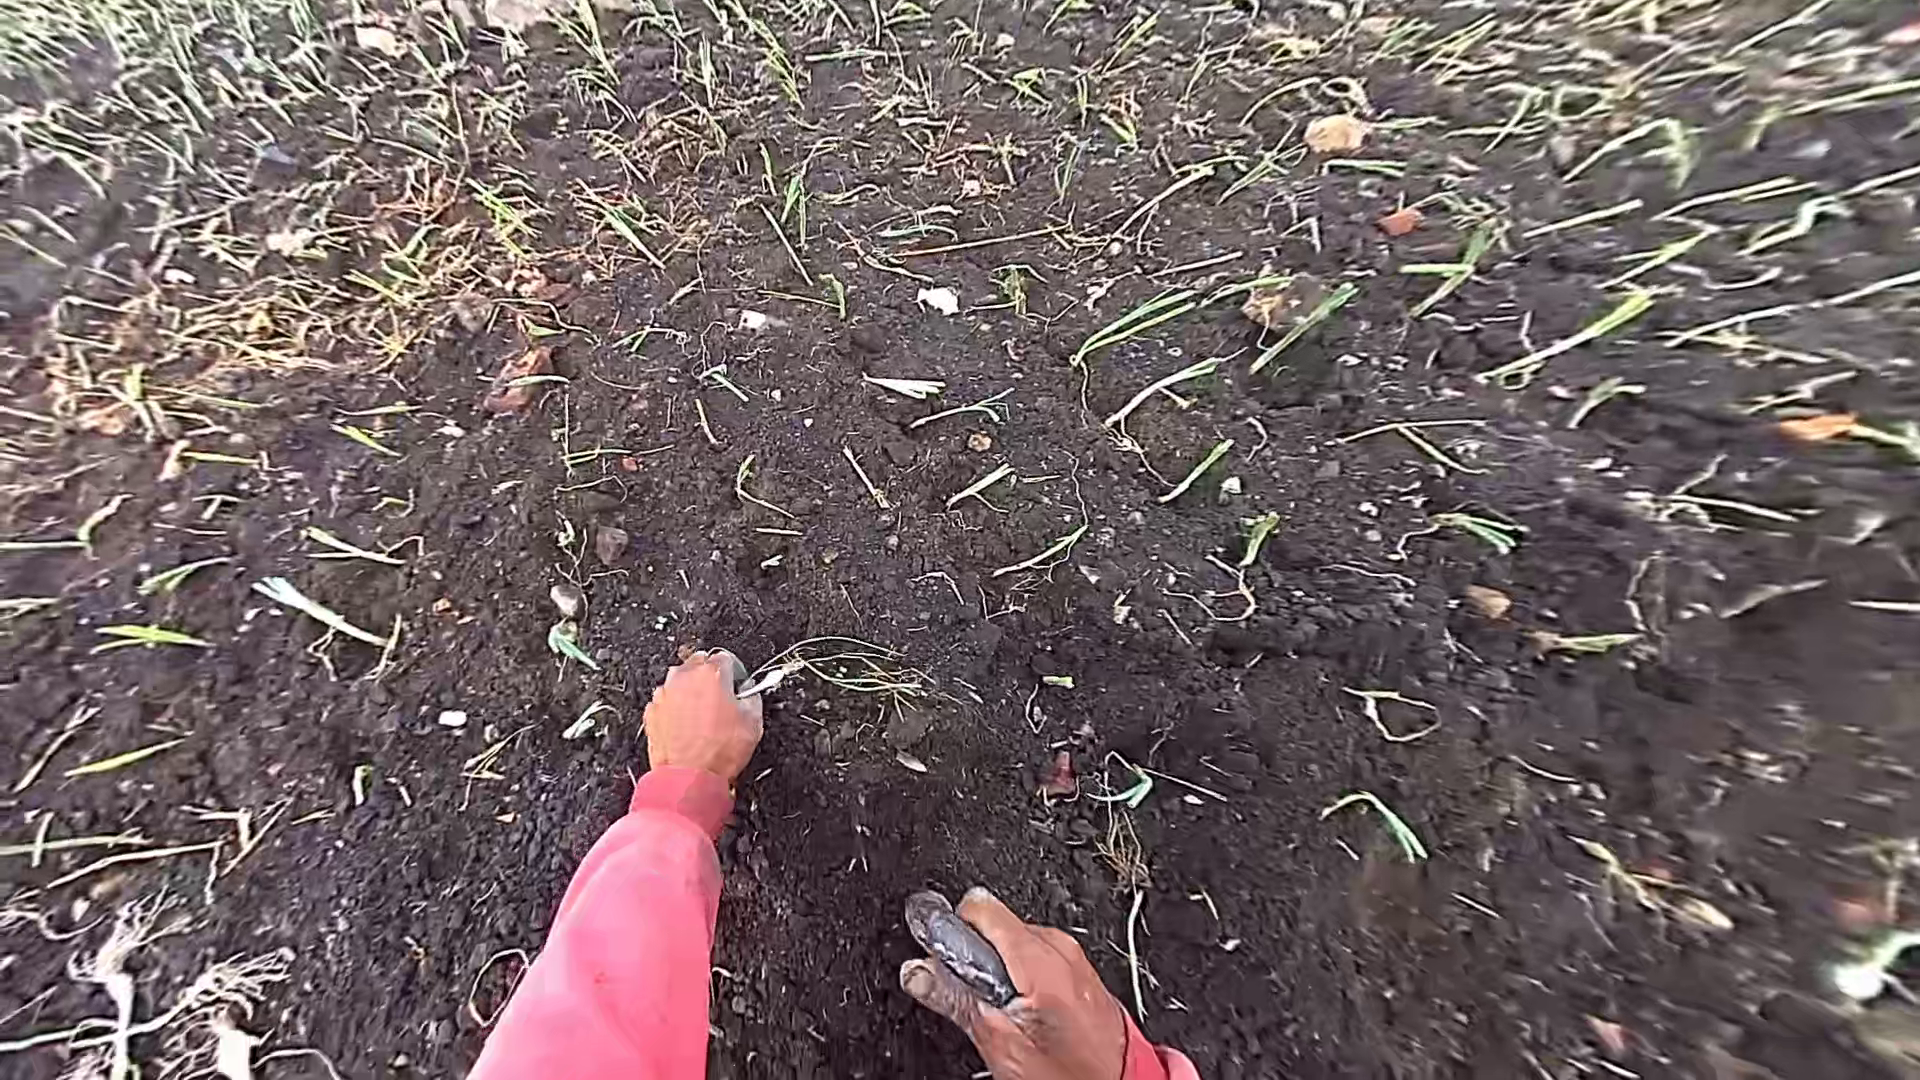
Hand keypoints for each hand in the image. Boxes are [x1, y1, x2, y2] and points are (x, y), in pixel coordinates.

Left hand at [642, 649, 762, 784]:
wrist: (688, 779)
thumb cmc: (718, 751)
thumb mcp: (753, 721)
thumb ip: (752, 696)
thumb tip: (748, 693)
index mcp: (712, 673)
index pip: (726, 657)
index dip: (736, 673)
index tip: (738, 686)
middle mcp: (685, 677)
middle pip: (700, 663)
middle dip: (710, 676)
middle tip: (721, 697)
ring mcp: (665, 694)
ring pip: (681, 681)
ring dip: (692, 690)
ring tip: (703, 713)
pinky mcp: (652, 712)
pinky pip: (668, 700)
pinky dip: (676, 707)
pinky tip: (688, 725)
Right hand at [901, 888, 1126, 1079]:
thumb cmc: (1067, 1074)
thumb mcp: (1001, 1043)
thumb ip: (956, 999)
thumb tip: (916, 970)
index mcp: (1037, 959)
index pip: (979, 908)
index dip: (953, 928)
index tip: (937, 948)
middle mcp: (1055, 943)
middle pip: (994, 921)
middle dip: (976, 952)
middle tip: (977, 993)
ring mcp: (1067, 948)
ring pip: (1011, 935)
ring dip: (997, 962)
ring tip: (1006, 1005)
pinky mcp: (1073, 957)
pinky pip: (1032, 946)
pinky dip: (1018, 967)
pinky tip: (1025, 1003)